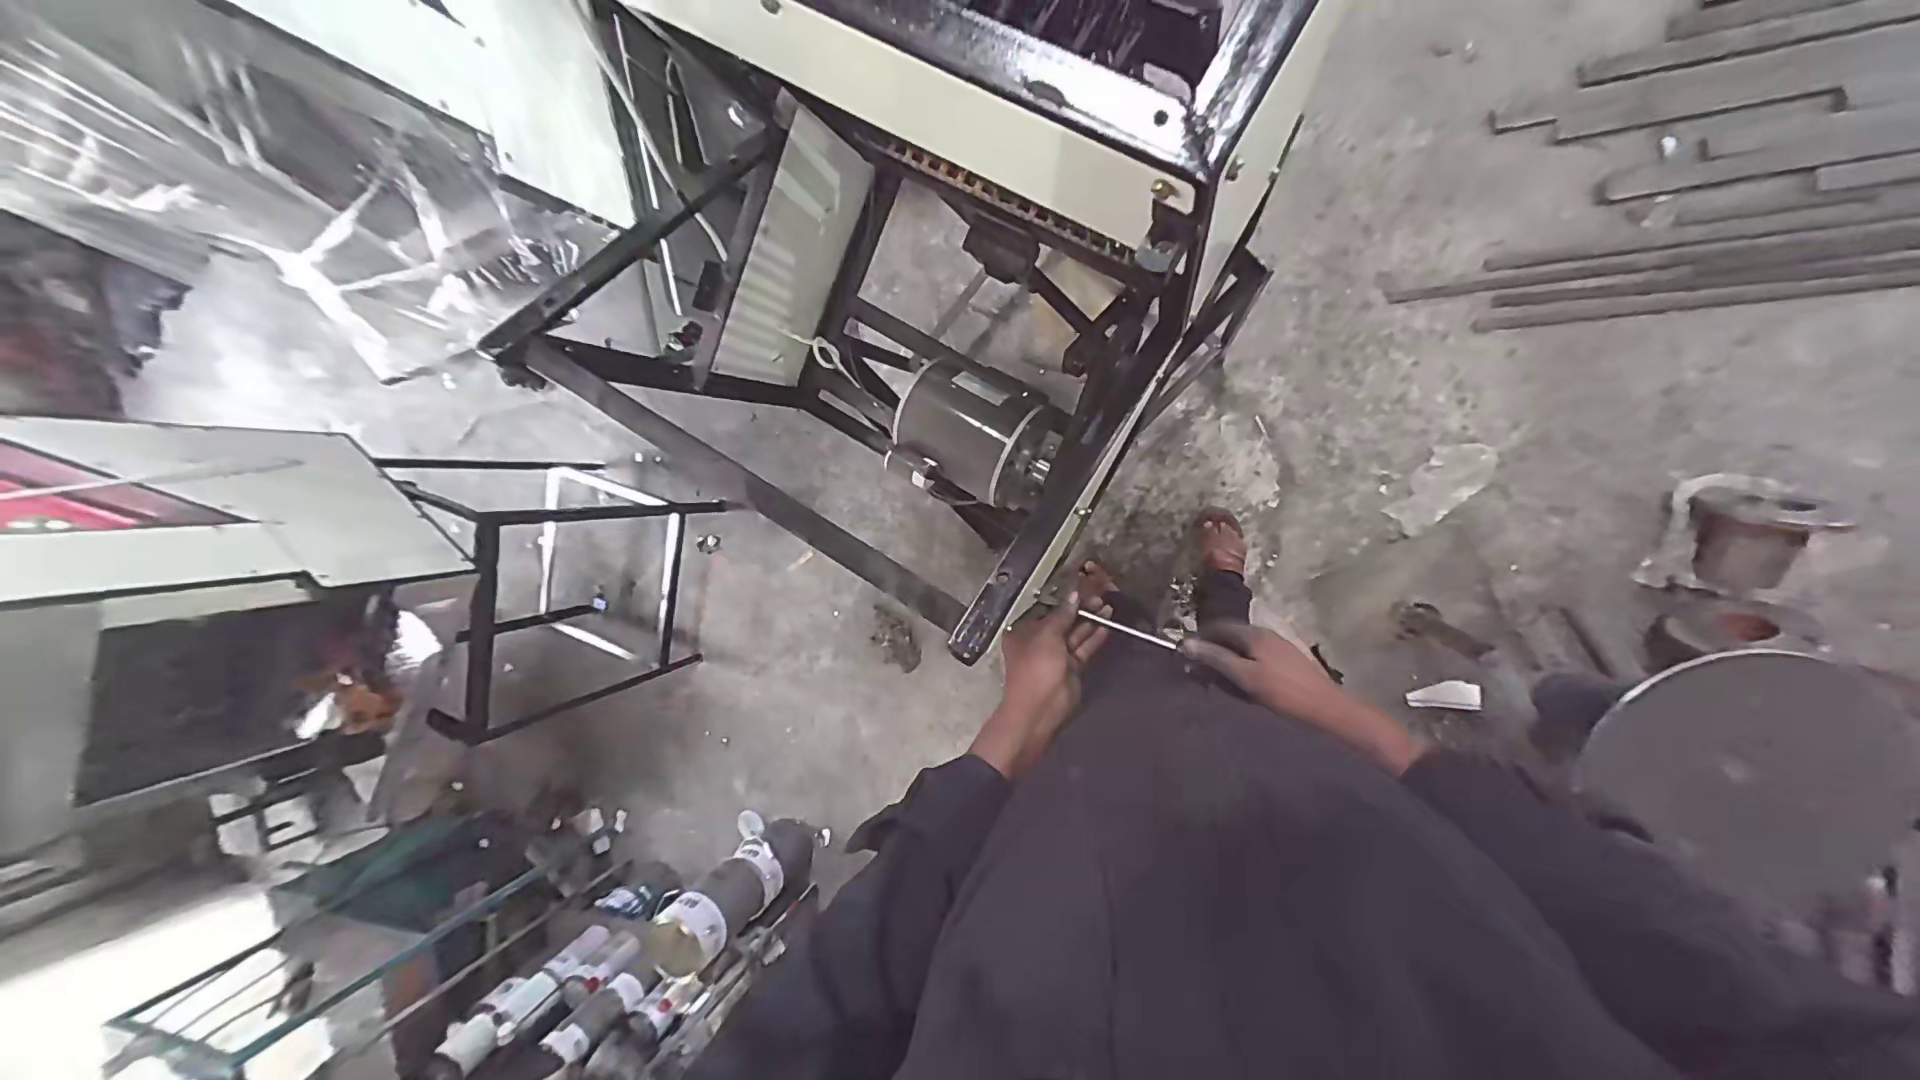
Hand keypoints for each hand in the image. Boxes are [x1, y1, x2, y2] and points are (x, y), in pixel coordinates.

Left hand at [970, 590, 1110, 778]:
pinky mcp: (1071, 668)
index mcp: (1024, 631)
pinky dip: (1094, 637)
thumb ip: (1062, 615)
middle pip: (1062, 620)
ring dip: (1090, 620)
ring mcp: (1056, 655)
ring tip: (1107, 605)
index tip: (1082, 586)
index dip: (1064, 598)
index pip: (1046, 609)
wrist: (1039, 709)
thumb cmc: (1036, 669)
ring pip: (1075, 633)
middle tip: (1100, 594)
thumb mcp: (1047, 636)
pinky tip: (1107, 624)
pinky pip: (1083, 648)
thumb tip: (1073, 595)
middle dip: (1080, 609)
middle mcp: (1039, 641)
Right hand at [1180, 622, 1428, 775]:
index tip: (1187, 657)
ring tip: (1220, 682)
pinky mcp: (1288, 661)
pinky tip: (1244, 685)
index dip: (1200, 639)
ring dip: (1228, 660)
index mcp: (1254, 633)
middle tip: (1201, 673)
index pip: (1218, 626)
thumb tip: (1187, 644)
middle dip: (1213, 651)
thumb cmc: (1284, 693)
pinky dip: (1243, 666)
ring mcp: (1279, 646)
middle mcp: (1266, 634)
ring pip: (1244, 648)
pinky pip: (1256, 657)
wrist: (1330, 709)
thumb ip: (1215, 659)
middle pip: (1231, 636)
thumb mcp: (1245, 677)